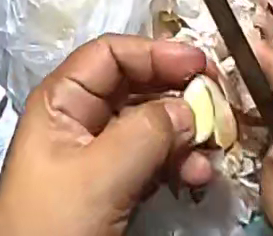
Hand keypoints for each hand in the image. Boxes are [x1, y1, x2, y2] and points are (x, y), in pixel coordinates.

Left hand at [0, 35, 214, 235]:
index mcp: (62, 99)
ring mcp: (97, 154)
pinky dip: (176, 163)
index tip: (198, 62)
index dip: (153, 53)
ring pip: (147, 125)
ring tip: (213, 144)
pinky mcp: (112, 188)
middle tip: (218, 100)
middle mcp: (79, 117)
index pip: (109, 56)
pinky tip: (197, 174)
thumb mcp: (97, 176)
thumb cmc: (55, 223)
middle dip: (175, 91)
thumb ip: (144, 135)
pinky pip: (151, 161)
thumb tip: (188, 107)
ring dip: (182, 131)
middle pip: (132, 87)